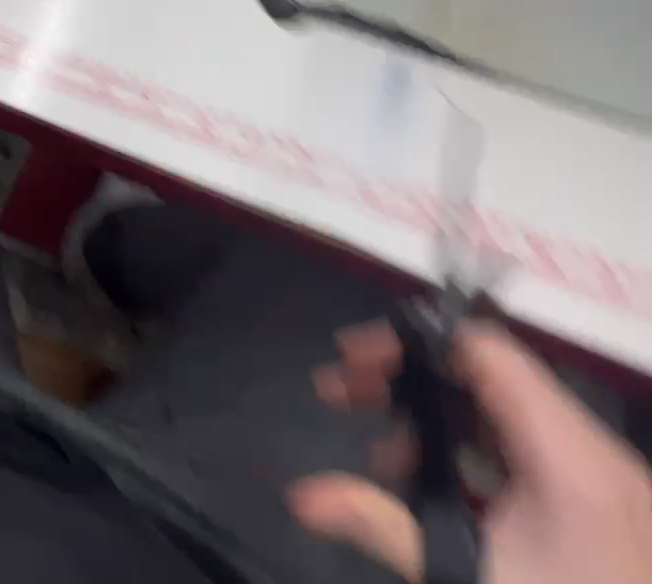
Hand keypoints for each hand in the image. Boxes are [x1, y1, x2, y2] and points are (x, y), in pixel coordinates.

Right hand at [290, 321, 651, 583]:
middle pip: (483, 376)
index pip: (490, 354)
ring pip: (497, 408)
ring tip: (375, 444)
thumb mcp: (469, 576)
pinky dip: (460, 442)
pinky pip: (516, 441)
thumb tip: (300, 498)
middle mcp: (593, 455)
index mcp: (574, 462)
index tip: (353, 357)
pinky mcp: (593, 498)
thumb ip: (384, 527)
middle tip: (338, 390)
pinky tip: (423, 475)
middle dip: (402, 377)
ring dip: (424, 412)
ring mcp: (599, 477)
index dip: (415, 340)